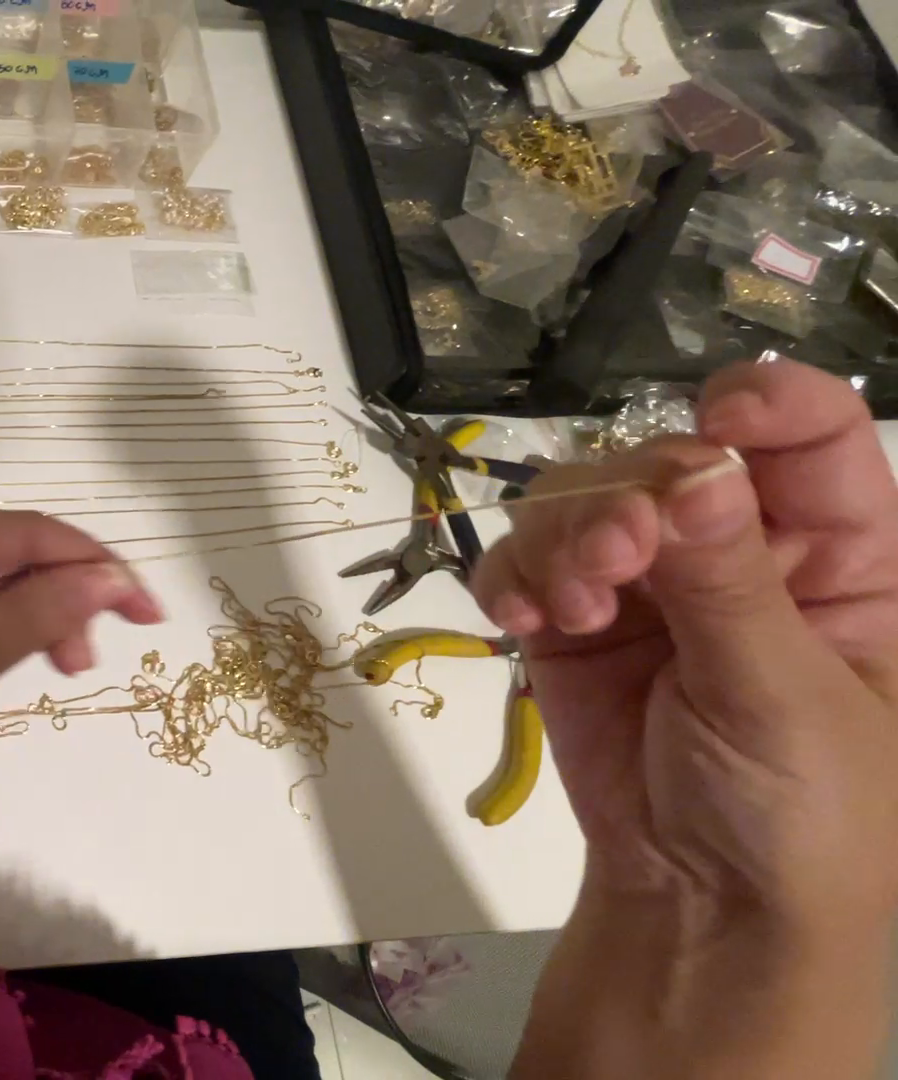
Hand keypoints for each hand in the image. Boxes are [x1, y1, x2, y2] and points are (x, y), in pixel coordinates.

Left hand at [0, 511, 162, 832]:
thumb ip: (26, 619)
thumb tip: (107, 576)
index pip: (22, 532)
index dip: (93, 563)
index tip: (148, 611)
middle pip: (8, 549)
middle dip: (65, 592)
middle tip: (92, 661)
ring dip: (38, 612)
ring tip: (65, 670)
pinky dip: (2, 626)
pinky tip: (23, 655)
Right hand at [471, 360, 897, 925]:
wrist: (696, 888)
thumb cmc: (801, 804)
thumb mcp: (782, 694)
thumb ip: (730, 582)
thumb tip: (693, 472)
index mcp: (836, 559)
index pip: (808, 445)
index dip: (768, 409)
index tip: (717, 412)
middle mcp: (727, 553)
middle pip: (654, 468)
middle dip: (620, 504)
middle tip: (609, 563)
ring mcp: (634, 586)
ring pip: (569, 509)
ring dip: (553, 547)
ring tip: (562, 612)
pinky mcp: (561, 618)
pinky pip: (514, 566)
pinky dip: (506, 584)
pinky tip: (521, 625)